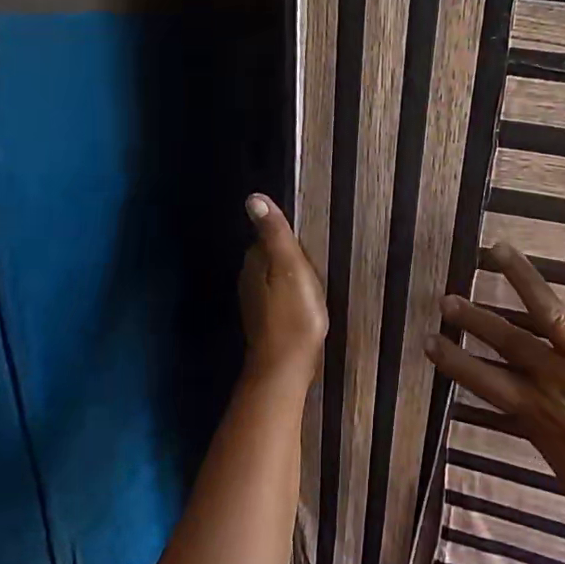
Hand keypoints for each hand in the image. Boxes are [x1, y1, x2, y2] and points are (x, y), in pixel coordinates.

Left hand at [239, 193, 327, 376]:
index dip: (291, 241)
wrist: (285, 366)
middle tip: (316, 269)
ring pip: (275, 279)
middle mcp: (248, 279)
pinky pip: (278, 299)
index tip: (310, 250)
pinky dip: (291, 299)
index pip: (269, 236)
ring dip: (291, 280)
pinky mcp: (264, 321)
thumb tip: (253, 197)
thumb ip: (274, 233)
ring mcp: (254, 302)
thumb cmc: (294, 313)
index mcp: (254, 262)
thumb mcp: (290, 266)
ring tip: (314, 288)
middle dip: (291, 259)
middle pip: (271, 258)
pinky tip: (305, 307)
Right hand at [425, 242, 564, 546]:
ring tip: (498, 251)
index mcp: (538, 411)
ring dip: (520, 278)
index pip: (483, 379)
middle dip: (473, 317)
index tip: (429, 340)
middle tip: (448, 298)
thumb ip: (537, 431)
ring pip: (548, 311)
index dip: (452, 359)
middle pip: (506, 339)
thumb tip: (515, 410)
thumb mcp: (563, 466)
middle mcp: (556, 377)